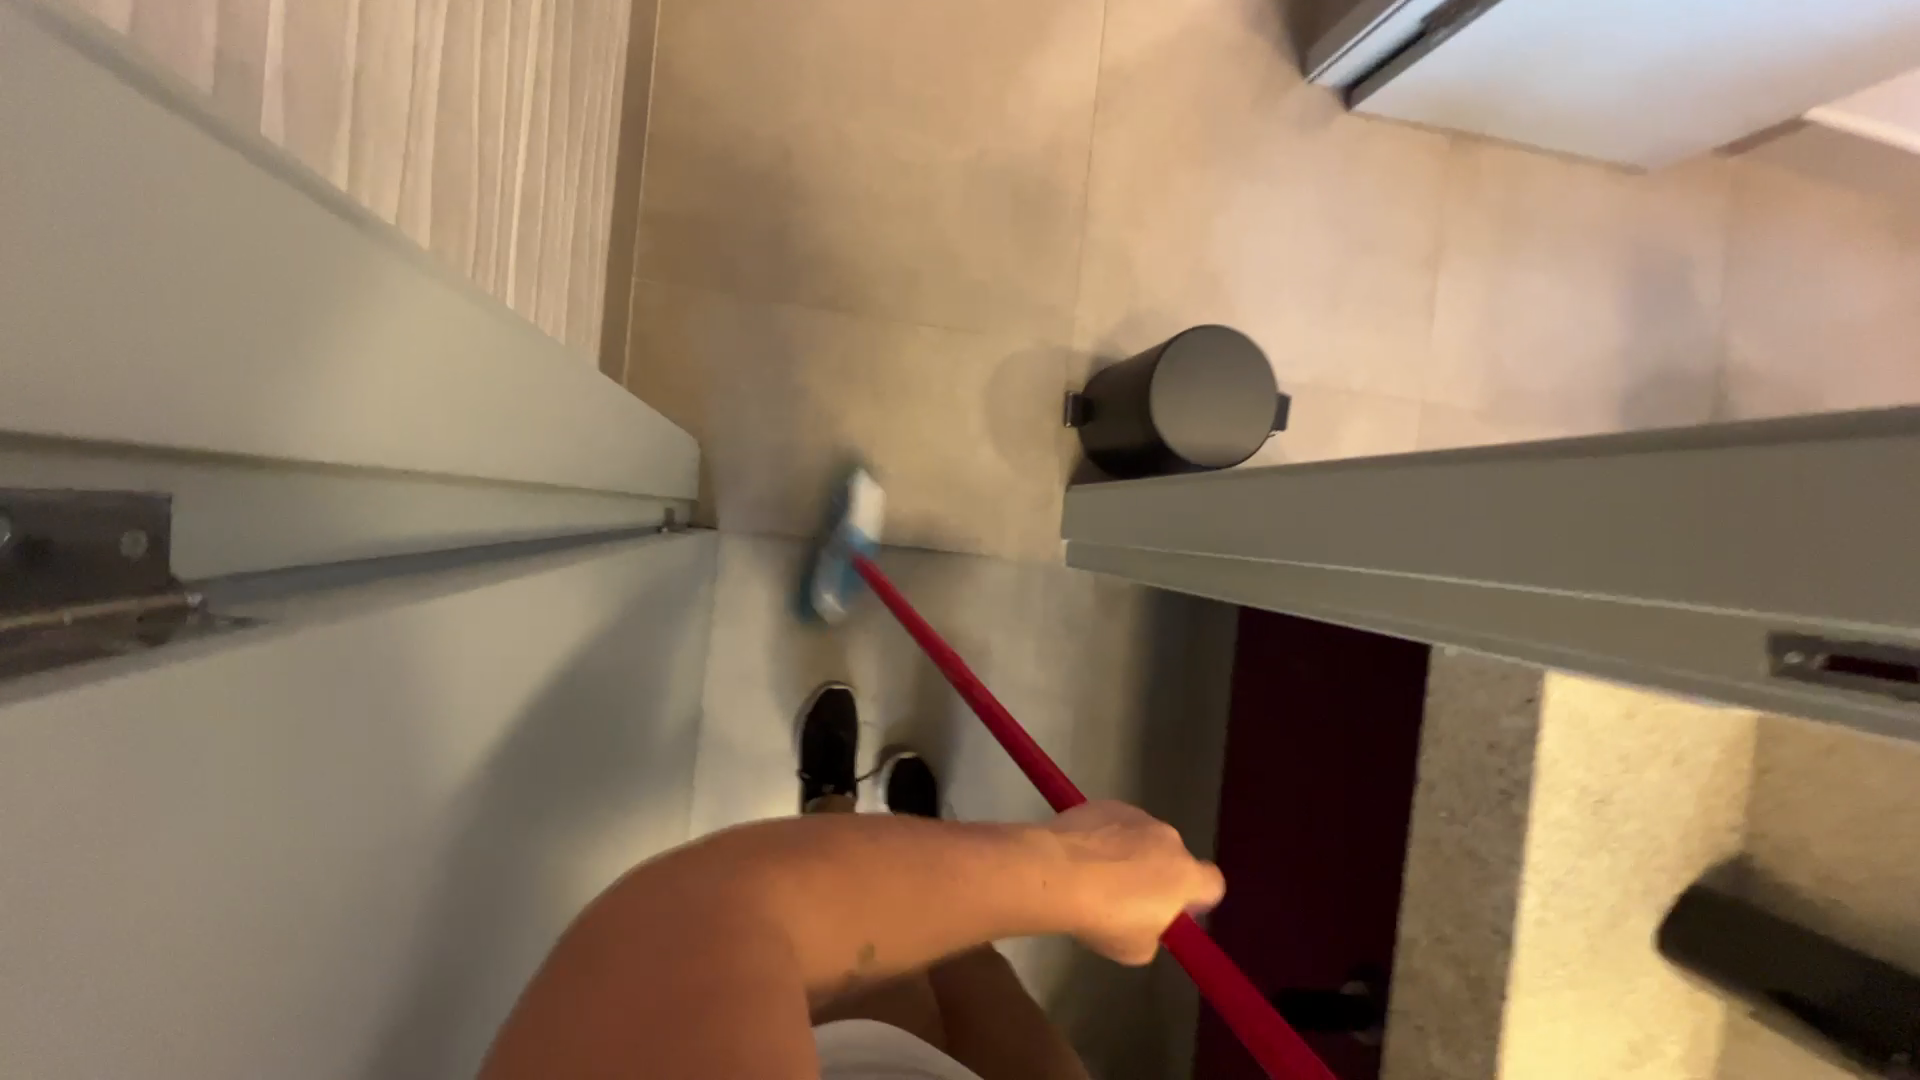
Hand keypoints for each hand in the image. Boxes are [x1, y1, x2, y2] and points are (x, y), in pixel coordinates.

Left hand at [1043, 801, 1225, 964]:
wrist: (1056, 871)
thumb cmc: (1103, 916)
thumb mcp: (1138, 949)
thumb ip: (1154, 933)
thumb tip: (1146, 923)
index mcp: (1186, 875)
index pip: (1213, 885)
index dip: (1196, 900)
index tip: (1174, 912)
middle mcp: (1168, 838)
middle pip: (1174, 858)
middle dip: (1158, 875)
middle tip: (1127, 897)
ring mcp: (1136, 815)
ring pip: (1143, 838)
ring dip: (1129, 853)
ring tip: (1096, 874)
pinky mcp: (1105, 803)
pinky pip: (1114, 823)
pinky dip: (1105, 835)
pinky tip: (1081, 853)